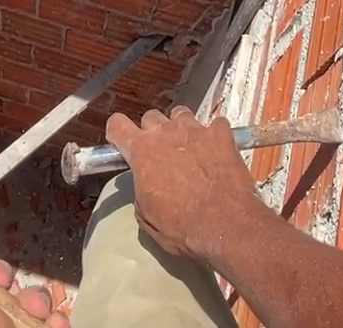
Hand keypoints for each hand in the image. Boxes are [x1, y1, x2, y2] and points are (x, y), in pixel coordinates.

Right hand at [104, 107, 268, 260]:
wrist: (224, 224)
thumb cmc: (181, 227)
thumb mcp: (147, 216)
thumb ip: (141, 190)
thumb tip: (146, 184)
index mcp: (143, 151)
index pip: (118, 125)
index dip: (118, 131)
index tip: (121, 139)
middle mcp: (167, 132)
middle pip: (151, 117)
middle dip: (153, 132)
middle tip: (160, 153)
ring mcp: (195, 129)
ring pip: (181, 114)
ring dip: (181, 129)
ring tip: (188, 148)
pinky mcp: (221, 132)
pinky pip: (215, 125)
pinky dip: (214, 136)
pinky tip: (217, 152)